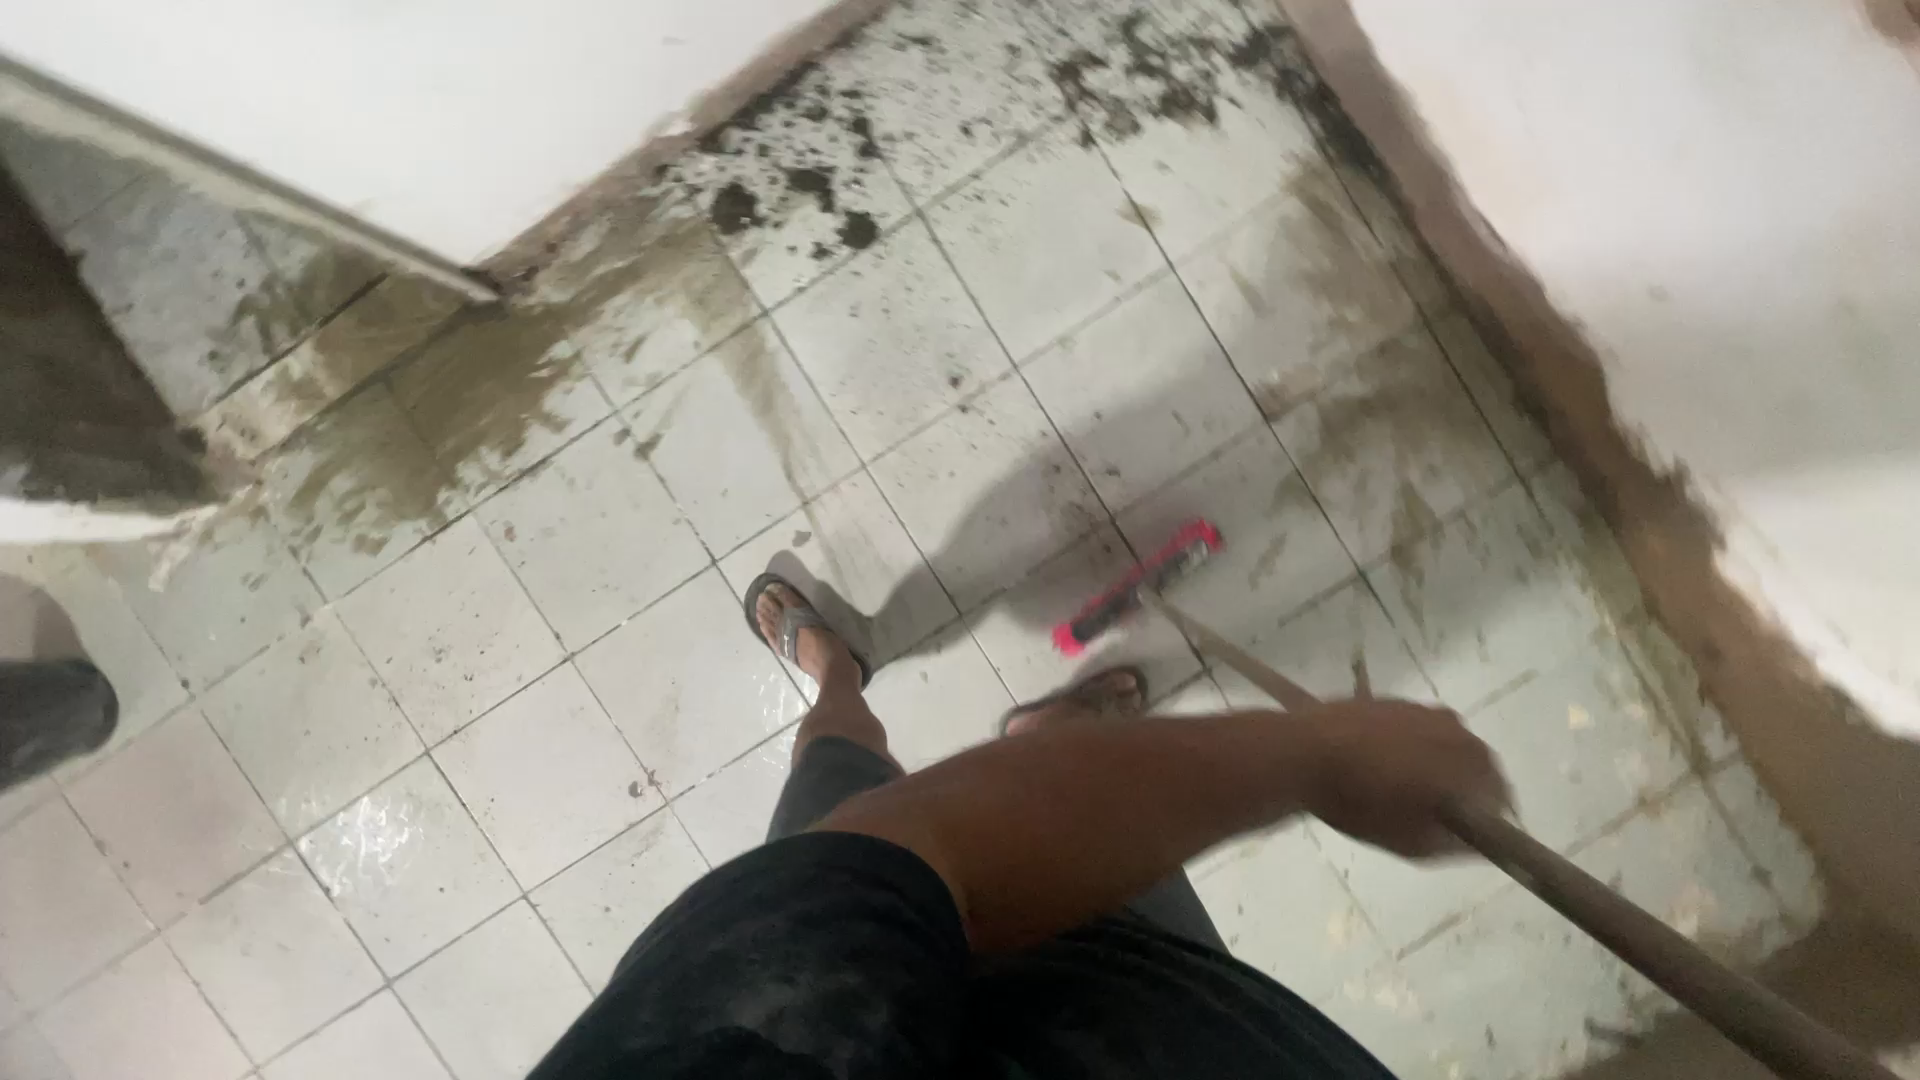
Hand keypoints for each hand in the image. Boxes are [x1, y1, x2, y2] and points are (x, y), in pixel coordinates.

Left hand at [1299, 699, 1510, 858]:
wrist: (1300, 751)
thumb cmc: (1361, 802)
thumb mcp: (1415, 843)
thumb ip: (1460, 845)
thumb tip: (1482, 844)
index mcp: (1474, 763)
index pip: (1500, 798)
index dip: (1483, 819)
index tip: (1458, 833)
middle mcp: (1456, 728)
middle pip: (1472, 766)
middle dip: (1457, 788)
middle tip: (1424, 812)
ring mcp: (1419, 708)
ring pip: (1440, 744)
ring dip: (1429, 764)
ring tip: (1393, 787)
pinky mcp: (1387, 698)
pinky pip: (1411, 729)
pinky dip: (1403, 745)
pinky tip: (1374, 761)